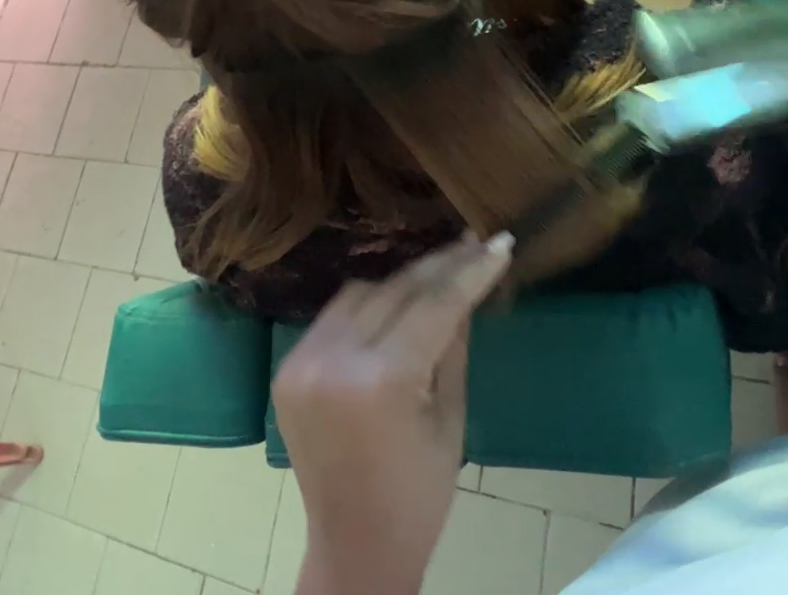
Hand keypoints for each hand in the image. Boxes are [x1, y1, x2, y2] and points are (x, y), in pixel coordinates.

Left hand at [275, 233, 512, 594]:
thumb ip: (455, 342)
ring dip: (403, 281)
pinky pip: (335, 315)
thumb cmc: (420, 492)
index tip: (498, 243)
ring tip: (441, 272)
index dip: (470, 271)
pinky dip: (369, 304)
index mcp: (380, 381)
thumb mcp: (451, 415)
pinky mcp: (288, 367)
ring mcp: (303, 361)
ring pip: (362, 292)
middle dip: (440, 266)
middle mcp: (333, 360)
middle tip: (474, 244)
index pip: (433, 305)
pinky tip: (397, 300)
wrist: (355, 545)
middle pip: (395, 290)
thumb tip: (468, 286)